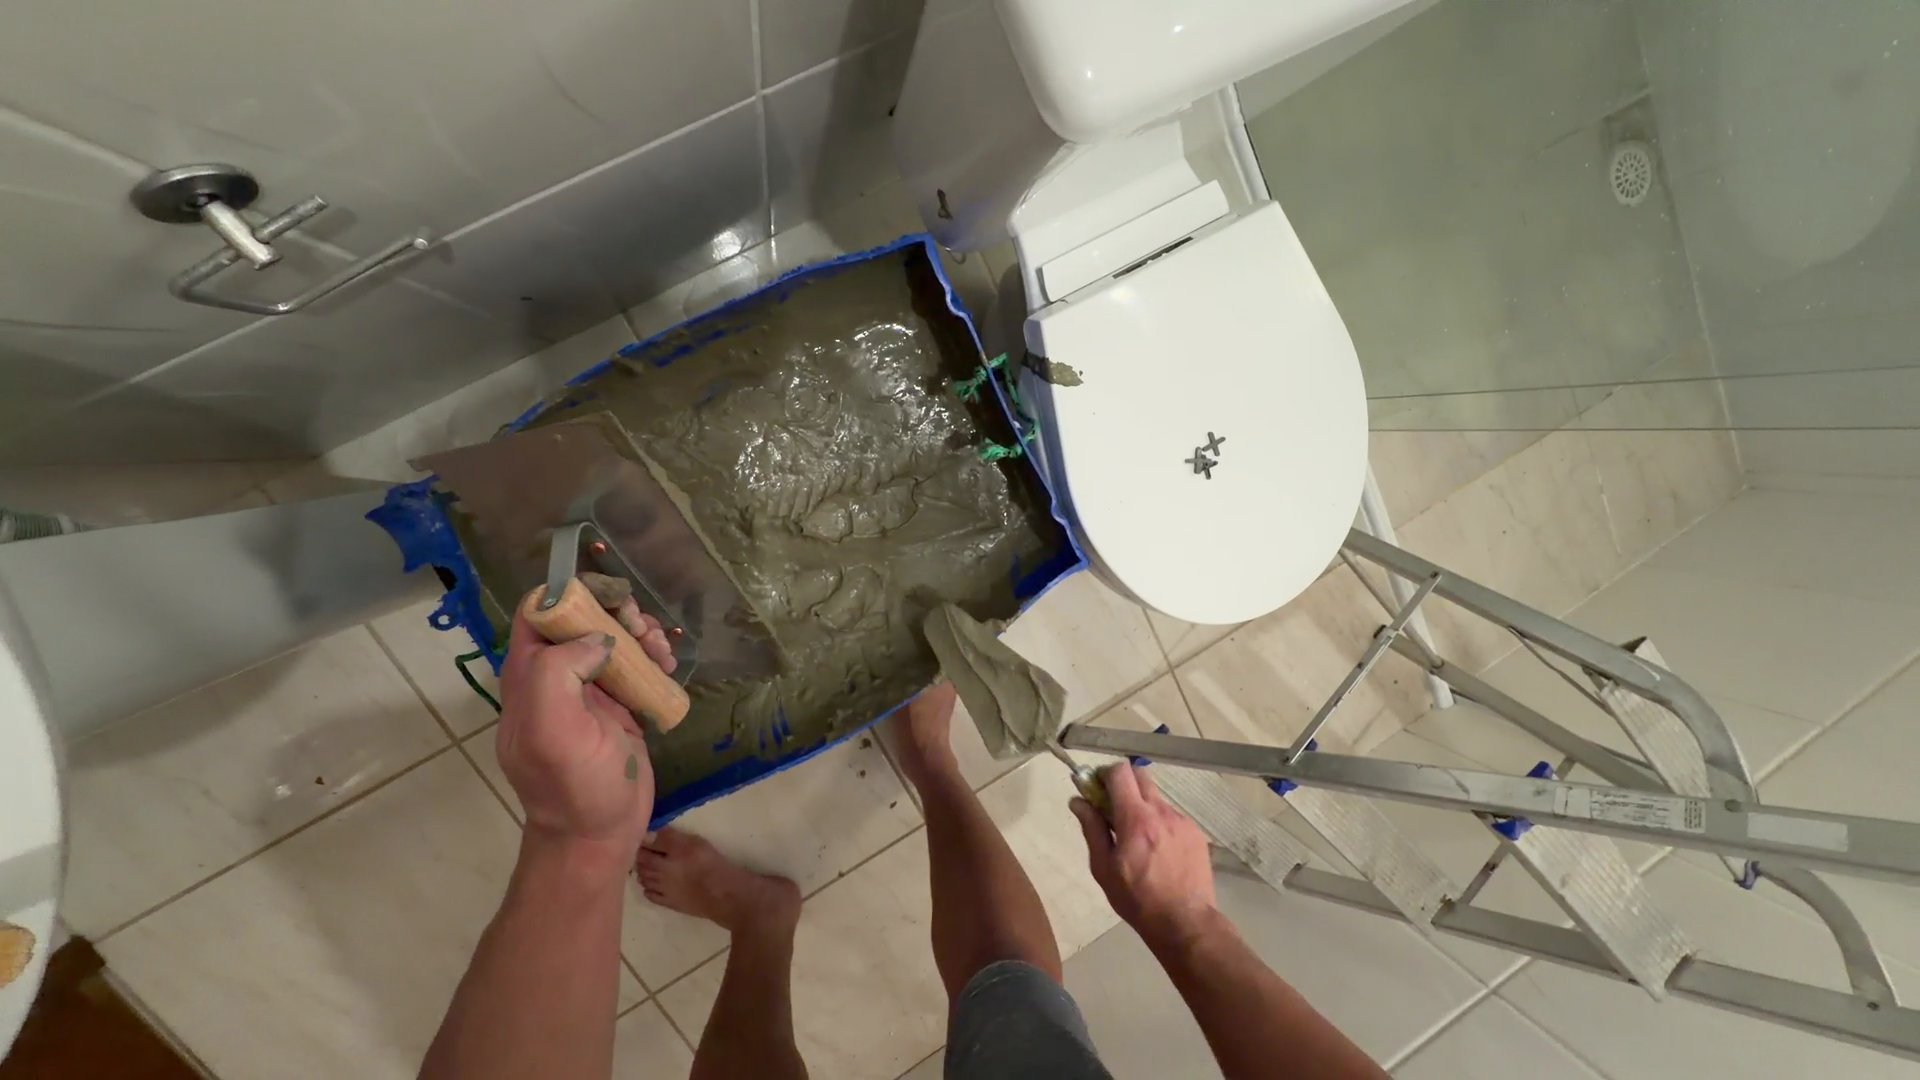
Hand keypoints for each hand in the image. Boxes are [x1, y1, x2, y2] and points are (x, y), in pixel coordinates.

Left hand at [495, 601, 675, 863]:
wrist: (598, 834)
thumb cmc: (573, 785)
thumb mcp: (550, 731)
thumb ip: (557, 672)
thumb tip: (596, 638)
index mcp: (529, 677)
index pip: (537, 613)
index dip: (571, 596)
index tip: (611, 601)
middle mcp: (555, 677)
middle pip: (583, 620)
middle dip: (616, 614)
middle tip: (643, 629)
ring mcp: (589, 692)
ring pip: (613, 640)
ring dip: (641, 636)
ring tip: (662, 652)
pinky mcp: (618, 706)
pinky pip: (634, 667)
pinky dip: (653, 659)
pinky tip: (669, 668)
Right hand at [1071, 763, 1216, 942]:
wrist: (1186, 923)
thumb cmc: (1137, 899)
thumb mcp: (1104, 868)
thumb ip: (1092, 829)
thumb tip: (1078, 801)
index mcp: (1135, 818)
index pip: (1120, 772)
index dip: (1105, 774)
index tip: (1096, 789)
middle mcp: (1161, 811)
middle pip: (1140, 775)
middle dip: (1123, 783)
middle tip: (1113, 808)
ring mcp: (1182, 821)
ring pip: (1156, 798)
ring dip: (1142, 806)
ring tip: (1137, 839)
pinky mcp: (1196, 833)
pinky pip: (1171, 816)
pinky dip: (1159, 823)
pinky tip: (1158, 851)